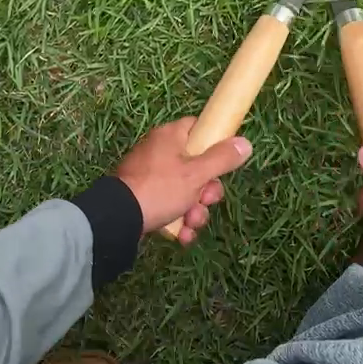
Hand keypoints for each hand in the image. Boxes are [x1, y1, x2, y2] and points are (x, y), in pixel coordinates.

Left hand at [113, 117, 251, 243]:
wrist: (117, 218)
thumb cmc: (159, 189)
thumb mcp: (196, 174)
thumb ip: (222, 159)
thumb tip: (245, 143)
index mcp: (170, 137)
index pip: (198, 127)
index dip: (215, 142)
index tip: (224, 161)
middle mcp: (160, 152)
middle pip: (196, 165)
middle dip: (206, 190)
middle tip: (205, 200)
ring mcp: (151, 175)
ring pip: (185, 190)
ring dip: (195, 211)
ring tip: (191, 223)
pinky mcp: (144, 197)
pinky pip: (170, 205)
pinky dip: (179, 220)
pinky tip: (181, 236)